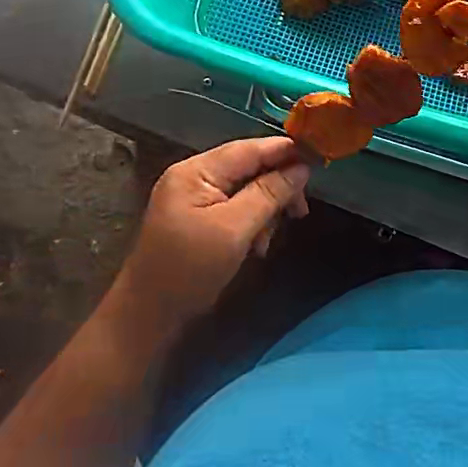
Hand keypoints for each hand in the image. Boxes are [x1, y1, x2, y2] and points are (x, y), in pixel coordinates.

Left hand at [119, 137, 310, 321]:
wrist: (146, 318)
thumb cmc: (188, 270)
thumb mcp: (234, 230)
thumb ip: (269, 194)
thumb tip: (302, 168)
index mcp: (196, 172)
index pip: (251, 149)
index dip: (287, 151)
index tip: (321, 160)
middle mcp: (195, 177)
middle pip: (250, 167)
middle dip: (278, 186)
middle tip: (300, 211)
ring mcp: (195, 198)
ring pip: (248, 188)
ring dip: (267, 209)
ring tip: (270, 239)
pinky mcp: (199, 218)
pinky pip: (237, 208)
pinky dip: (253, 222)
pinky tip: (258, 246)